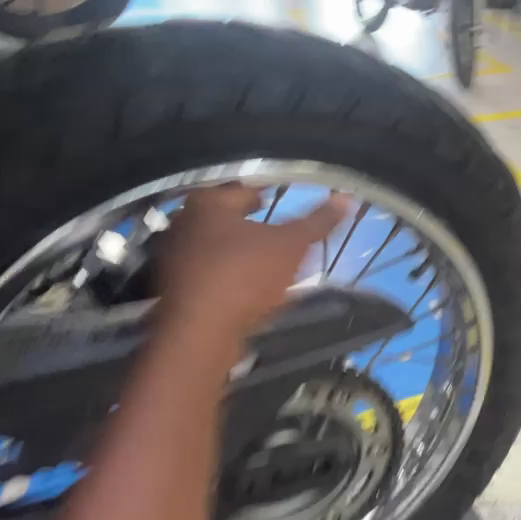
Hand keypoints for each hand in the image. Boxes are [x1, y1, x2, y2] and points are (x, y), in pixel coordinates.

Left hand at [158, 184, 346, 355]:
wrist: (201, 330)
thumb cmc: (246, 275)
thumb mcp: (291, 246)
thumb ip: (316, 223)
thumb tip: (345, 198)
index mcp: (208, 203)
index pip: (241, 189)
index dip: (262, 193)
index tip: (275, 200)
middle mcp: (184, 224)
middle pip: (223, 218)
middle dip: (246, 224)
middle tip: (271, 231)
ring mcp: (175, 258)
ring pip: (214, 249)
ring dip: (236, 253)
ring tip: (262, 262)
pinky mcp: (175, 289)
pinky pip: (208, 276)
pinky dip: (226, 277)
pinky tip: (245, 289)